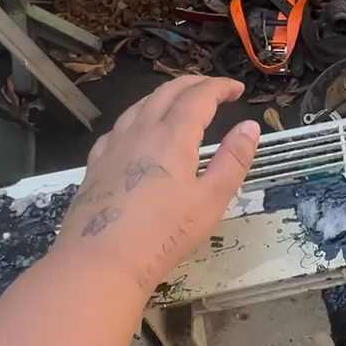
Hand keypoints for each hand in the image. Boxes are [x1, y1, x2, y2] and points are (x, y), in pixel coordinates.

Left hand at [53, 76, 259, 294]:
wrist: (100, 261)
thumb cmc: (164, 233)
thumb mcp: (211, 200)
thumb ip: (233, 160)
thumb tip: (250, 127)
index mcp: (172, 135)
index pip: (200, 96)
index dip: (220, 87)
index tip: (237, 89)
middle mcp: (141, 131)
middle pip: (167, 92)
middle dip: (194, 84)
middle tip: (214, 90)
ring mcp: (113, 146)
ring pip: (140, 105)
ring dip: (165, 96)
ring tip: (180, 104)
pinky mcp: (96, 165)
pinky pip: (119, 127)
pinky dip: (138, 118)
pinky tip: (138, 133)